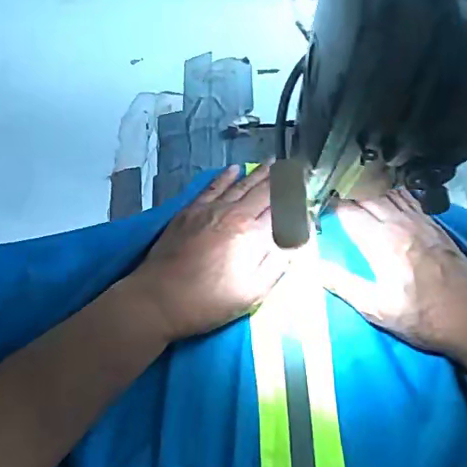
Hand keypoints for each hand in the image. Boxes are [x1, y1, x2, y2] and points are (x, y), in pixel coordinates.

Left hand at [117, 164, 289, 341]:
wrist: (156, 299)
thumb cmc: (206, 303)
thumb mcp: (251, 293)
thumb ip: (276, 263)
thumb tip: (297, 240)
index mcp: (252, 235)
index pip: (283, 209)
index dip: (298, 199)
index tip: (310, 189)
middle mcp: (232, 214)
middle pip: (263, 190)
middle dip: (283, 179)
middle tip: (297, 168)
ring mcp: (208, 210)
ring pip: (239, 184)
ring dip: (258, 173)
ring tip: (273, 163)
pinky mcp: (188, 212)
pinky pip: (211, 187)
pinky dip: (225, 177)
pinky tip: (234, 169)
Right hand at [320, 189, 466, 356]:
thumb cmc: (422, 317)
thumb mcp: (376, 308)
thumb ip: (342, 284)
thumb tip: (312, 267)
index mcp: (383, 242)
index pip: (348, 211)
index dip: (328, 206)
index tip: (314, 208)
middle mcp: (402, 224)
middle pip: (368, 196)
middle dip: (346, 196)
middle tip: (329, 202)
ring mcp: (422, 223)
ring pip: (389, 194)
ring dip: (369, 192)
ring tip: (352, 196)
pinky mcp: (437, 227)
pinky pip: (410, 200)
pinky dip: (392, 195)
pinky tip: (387, 200)